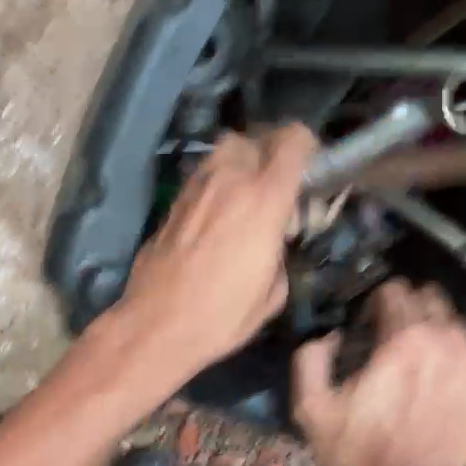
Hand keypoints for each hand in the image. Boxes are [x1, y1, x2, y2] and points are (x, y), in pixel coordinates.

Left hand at [110, 125, 316, 381]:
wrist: (156, 327)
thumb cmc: (220, 318)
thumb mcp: (270, 297)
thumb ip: (280, 258)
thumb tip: (273, 247)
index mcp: (264, 199)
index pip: (292, 141)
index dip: (306, 147)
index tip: (308, 167)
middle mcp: (228, 181)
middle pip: (253, 138)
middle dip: (268, 154)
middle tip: (273, 184)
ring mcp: (195, 189)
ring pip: (222, 152)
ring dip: (238, 166)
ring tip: (242, 197)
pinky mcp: (171, 204)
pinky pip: (200, 178)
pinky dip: (213, 186)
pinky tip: (214, 217)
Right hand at [294, 281, 465, 465]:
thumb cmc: (360, 451)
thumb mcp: (312, 409)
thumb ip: (310, 359)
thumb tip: (328, 336)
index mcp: (403, 336)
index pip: (393, 289)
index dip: (374, 305)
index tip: (367, 328)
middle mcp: (445, 335)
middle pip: (428, 297)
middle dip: (408, 313)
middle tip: (392, 344)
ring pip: (453, 322)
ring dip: (434, 334)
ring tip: (419, 368)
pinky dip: (459, 357)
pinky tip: (443, 382)